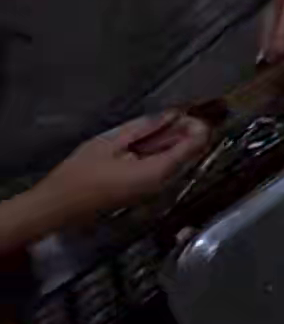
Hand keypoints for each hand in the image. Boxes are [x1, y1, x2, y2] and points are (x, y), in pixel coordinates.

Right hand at [39, 113, 210, 219]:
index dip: (195, 123)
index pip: (199, 141)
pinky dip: (160, 152)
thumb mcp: (106, 145)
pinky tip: (139, 147)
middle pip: (193, 147)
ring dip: (171, 141)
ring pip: (181, 156)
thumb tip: (172, 113)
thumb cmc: (73, 178)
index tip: (179, 114)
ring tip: (146, 133)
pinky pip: (166, 165)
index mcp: (160, 170)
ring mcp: (157, 187)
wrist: (45, 211)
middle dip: (183, 130)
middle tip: (162, 122)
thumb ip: (144, 127)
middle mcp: (166, 180)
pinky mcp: (146, 189)